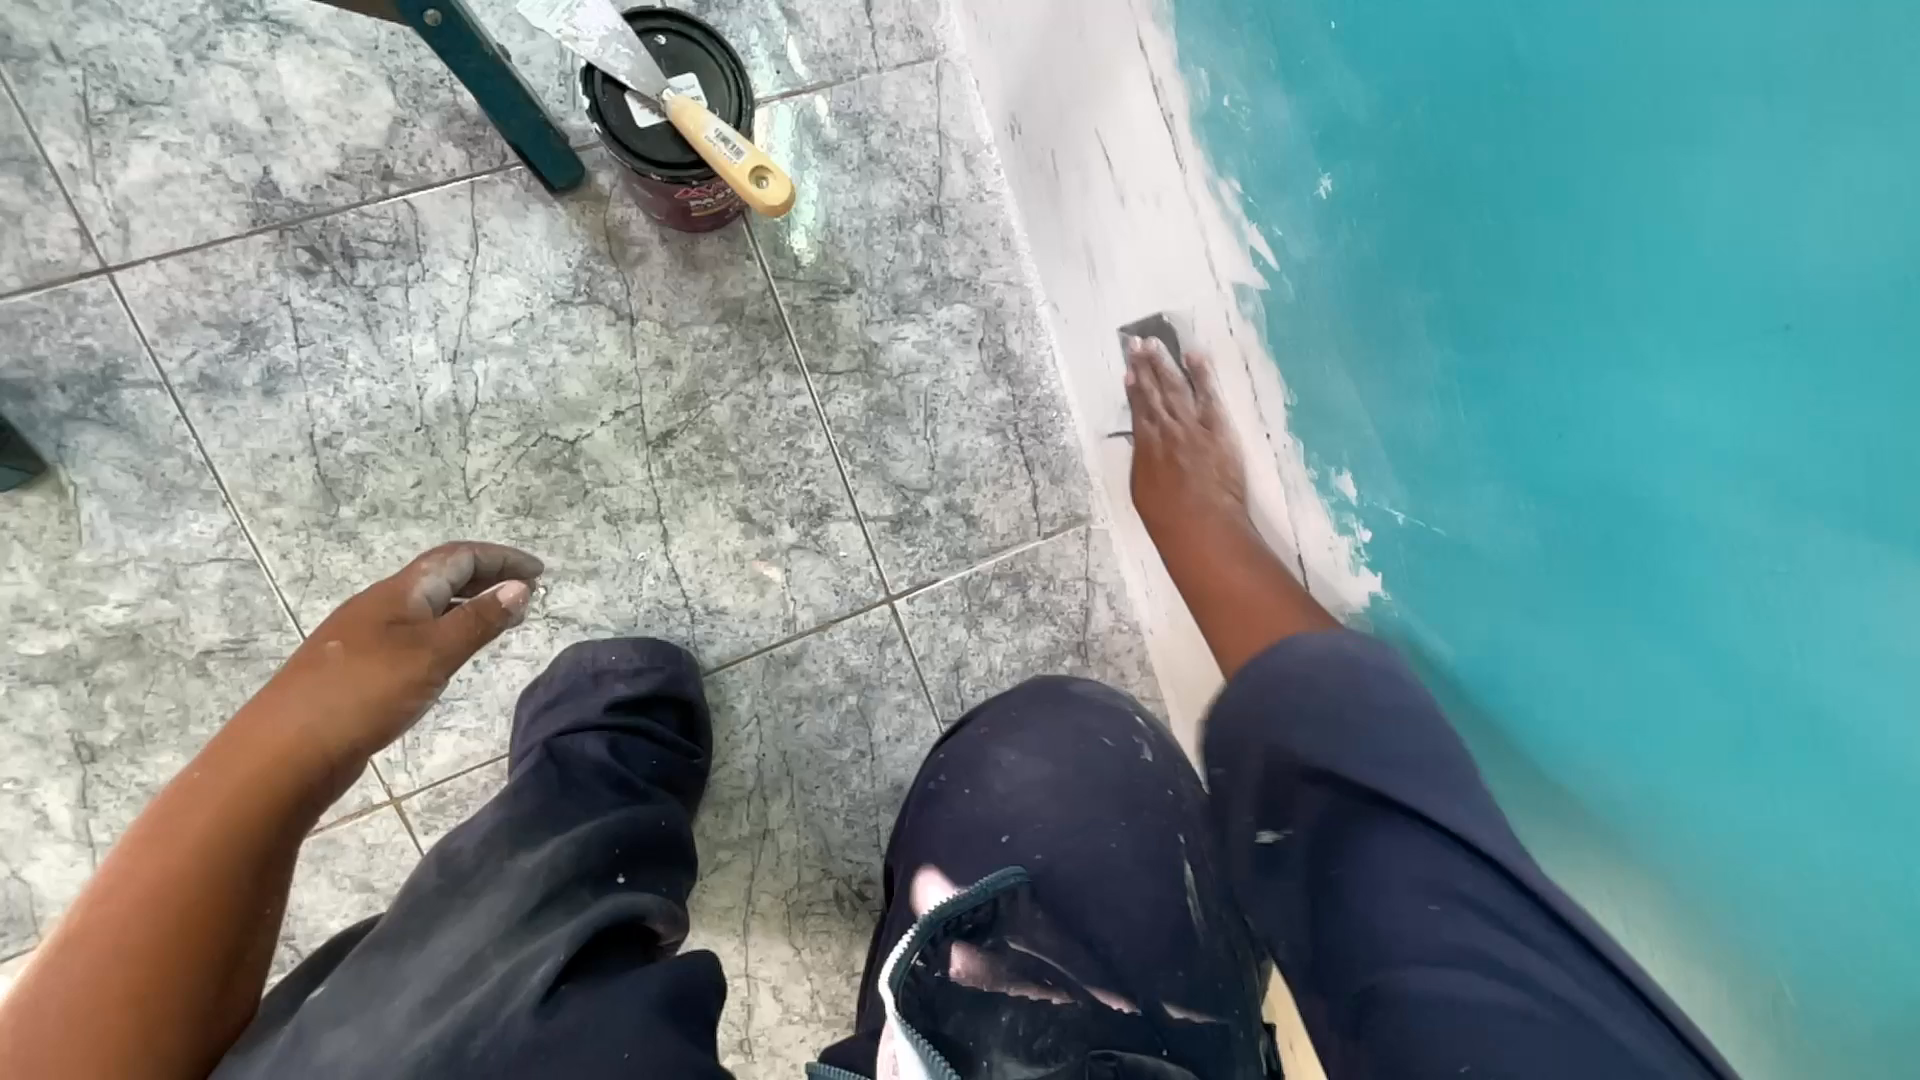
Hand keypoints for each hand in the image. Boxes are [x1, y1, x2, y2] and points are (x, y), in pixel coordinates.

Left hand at [241, 542, 543, 781]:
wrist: (284, 753)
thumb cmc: (364, 694)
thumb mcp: (433, 654)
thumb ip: (480, 620)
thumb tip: (521, 587)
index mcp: (398, 593)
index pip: (458, 557)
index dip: (501, 558)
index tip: (539, 572)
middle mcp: (382, 606)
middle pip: (442, 576)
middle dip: (489, 577)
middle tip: (528, 593)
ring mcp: (368, 636)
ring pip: (430, 605)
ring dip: (471, 604)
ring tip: (504, 620)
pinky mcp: (362, 666)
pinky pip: (418, 631)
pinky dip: (450, 629)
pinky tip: (458, 652)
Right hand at [1124, 337, 1248, 546]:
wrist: (1203, 524)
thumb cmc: (1167, 517)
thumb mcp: (1141, 488)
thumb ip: (1143, 460)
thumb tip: (1143, 444)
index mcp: (1146, 444)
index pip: (1138, 408)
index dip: (1133, 387)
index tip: (1129, 369)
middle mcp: (1167, 428)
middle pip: (1154, 391)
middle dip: (1145, 366)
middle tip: (1137, 343)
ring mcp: (1194, 425)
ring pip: (1177, 387)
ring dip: (1166, 364)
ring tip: (1156, 344)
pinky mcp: (1218, 428)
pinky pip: (1208, 395)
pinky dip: (1201, 374)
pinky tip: (1194, 356)